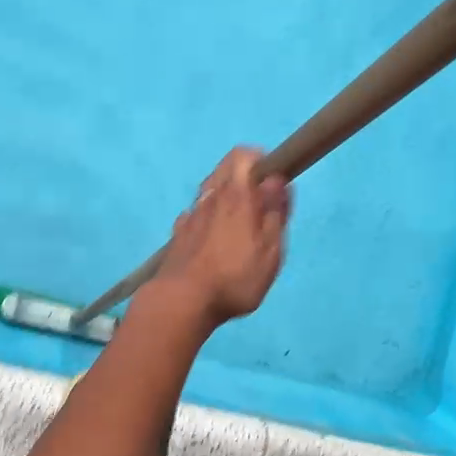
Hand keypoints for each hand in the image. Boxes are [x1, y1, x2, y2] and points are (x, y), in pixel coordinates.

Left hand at [148, 147, 290, 326]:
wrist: (182, 301)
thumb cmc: (235, 277)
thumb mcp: (270, 250)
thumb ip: (275, 212)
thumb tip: (277, 180)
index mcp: (237, 194)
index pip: (244, 155)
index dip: (261, 161)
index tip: (273, 183)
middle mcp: (210, 197)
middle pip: (224, 169)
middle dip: (243, 177)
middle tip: (259, 206)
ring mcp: (190, 214)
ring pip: (209, 191)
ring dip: (225, 198)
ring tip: (238, 226)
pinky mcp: (178, 234)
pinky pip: (196, 214)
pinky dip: (207, 218)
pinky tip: (213, 241)